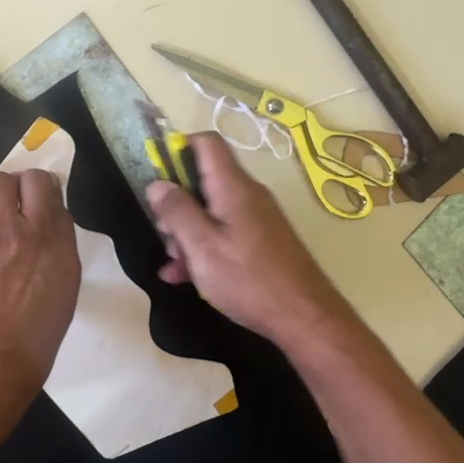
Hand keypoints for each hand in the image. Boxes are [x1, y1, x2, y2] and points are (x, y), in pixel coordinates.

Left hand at [0, 170, 81, 393]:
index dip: (46, 200)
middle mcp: (35, 229)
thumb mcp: (62, 295)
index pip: (58, 202)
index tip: (38, 208)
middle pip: (33, 179)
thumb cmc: (31, 340)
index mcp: (62, 248)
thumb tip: (45, 237)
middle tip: (14, 202)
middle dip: (24, 185)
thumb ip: (57, 258)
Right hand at [149, 133, 353, 344]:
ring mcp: (257, 219)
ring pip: (212, 211)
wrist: (306, 319)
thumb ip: (177, 211)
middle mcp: (247, 194)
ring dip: (187, 232)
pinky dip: (204, 248)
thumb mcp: (202, 247)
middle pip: (204, 180)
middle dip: (177, 203)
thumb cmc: (249, 279)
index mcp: (233, 186)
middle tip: (164, 233)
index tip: (157, 174)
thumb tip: (157, 184)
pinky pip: (225, 233)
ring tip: (174, 264)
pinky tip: (185, 277)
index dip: (178, 148)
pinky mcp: (262, 242)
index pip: (206, 142)